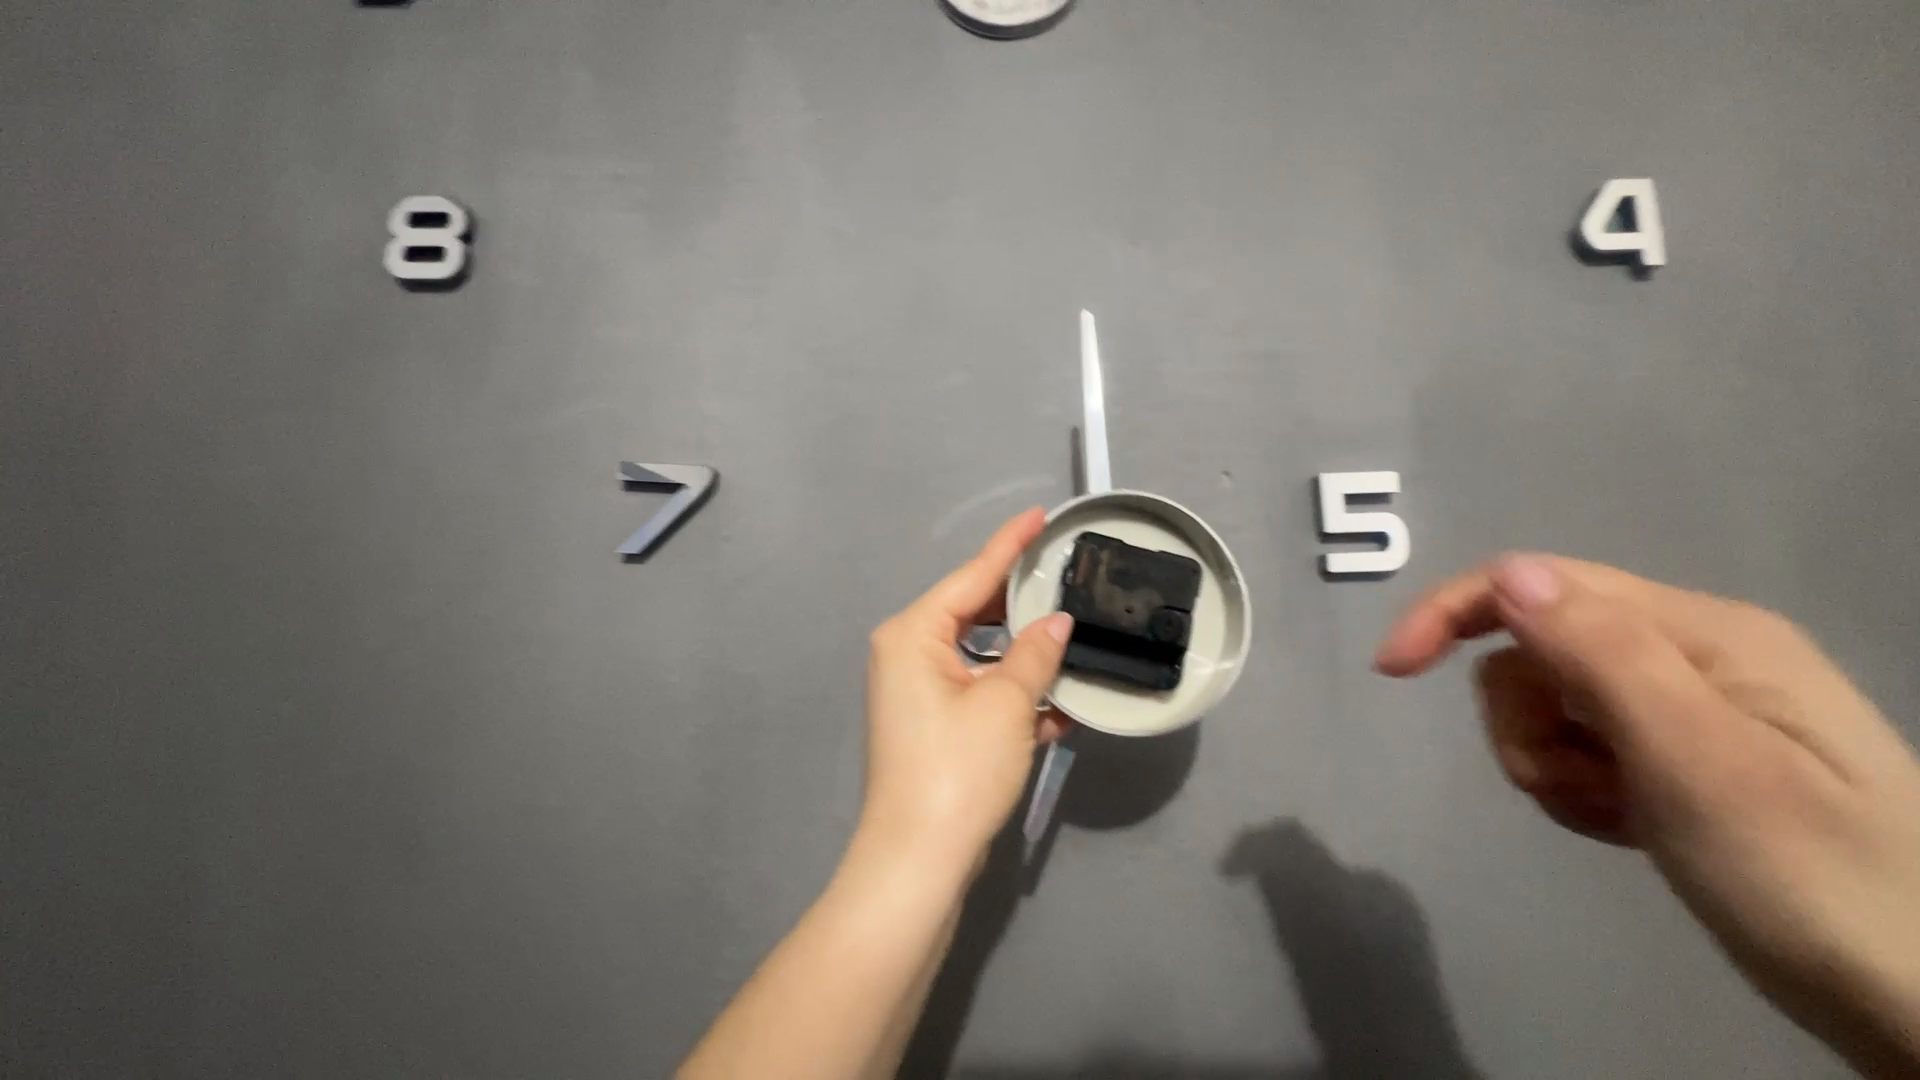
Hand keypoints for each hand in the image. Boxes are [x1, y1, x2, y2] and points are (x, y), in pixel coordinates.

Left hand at [858, 509, 1073, 877]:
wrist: (919, 862)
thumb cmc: (957, 769)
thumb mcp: (1005, 704)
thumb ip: (1035, 655)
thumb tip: (1057, 624)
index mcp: (913, 634)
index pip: (972, 576)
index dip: (1009, 545)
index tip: (1039, 515)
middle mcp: (909, 655)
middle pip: (975, 614)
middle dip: (1023, 605)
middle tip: (1069, 581)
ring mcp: (920, 695)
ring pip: (983, 657)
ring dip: (1027, 658)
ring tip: (1075, 640)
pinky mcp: (936, 729)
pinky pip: (981, 694)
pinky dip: (1016, 696)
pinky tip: (1062, 705)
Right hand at [1376, 554, 1919, 1077]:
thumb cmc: (1819, 885)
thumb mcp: (1700, 765)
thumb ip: (1602, 655)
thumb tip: (1508, 573)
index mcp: (1703, 635)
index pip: (1540, 583)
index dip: (1451, 614)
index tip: (1391, 673)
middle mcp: (1692, 654)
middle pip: (1536, 650)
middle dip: (1521, 719)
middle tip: (1574, 786)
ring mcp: (1688, 707)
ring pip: (1548, 702)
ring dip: (1546, 760)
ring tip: (1608, 815)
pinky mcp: (1681, 756)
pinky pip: (1580, 746)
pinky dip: (1575, 785)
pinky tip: (1622, 824)